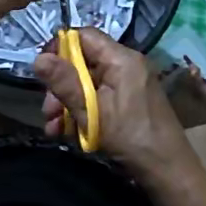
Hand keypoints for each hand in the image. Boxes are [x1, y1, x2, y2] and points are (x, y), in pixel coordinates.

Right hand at [33, 27, 190, 174]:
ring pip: (89, 84)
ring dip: (68, 104)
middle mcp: (127, 65)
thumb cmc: (130, 136)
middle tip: (48, 111)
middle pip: (84, 62)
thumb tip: (38, 58)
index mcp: (121, 58)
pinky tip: (69, 133)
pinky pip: (101, 98)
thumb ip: (64, 83)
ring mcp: (130, 84)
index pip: (85, 36)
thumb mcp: (91, 110)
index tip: (43, 71)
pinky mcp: (130, 102)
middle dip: (61, 86)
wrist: (166, 169)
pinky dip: (84, 112)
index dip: (60, 48)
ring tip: (54, 128)